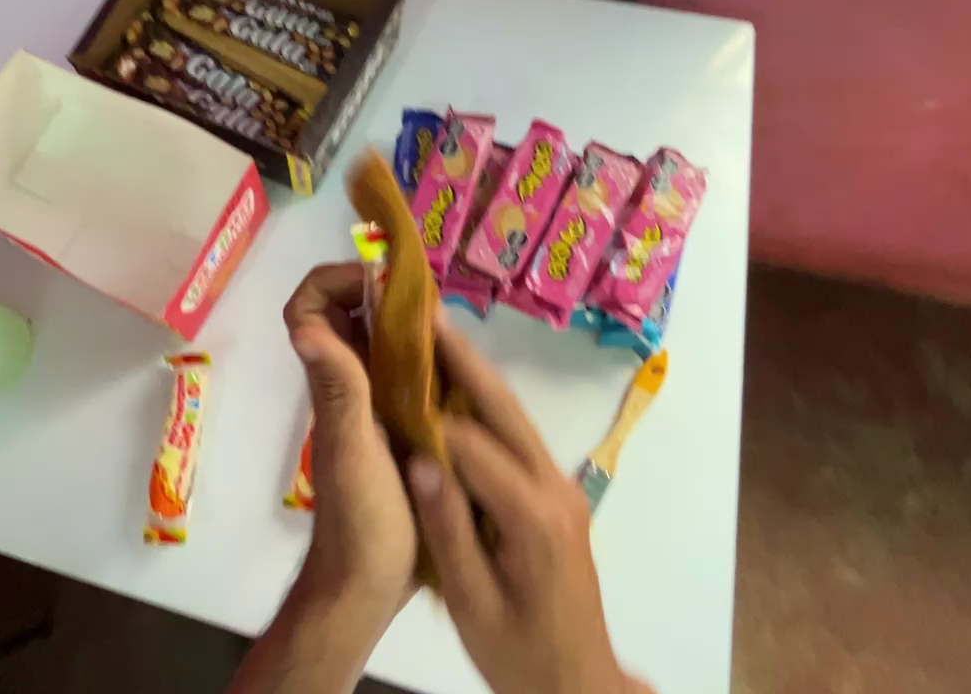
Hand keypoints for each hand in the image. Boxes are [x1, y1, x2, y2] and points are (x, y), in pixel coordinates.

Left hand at [281, 262, 416, 627]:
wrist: (370, 582)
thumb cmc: (361, 519)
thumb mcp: (352, 448)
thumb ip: (337, 388)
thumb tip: (301, 325)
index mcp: (329, 380)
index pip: (308, 306)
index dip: (335, 279)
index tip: (383, 278)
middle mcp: (343, 380)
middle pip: (344, 312)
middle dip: (377, 290)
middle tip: (426, 296)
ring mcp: (367, 400)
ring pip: (374, 337)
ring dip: (402, 318)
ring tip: (446, 320)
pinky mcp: (393, 421)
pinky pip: (401, 369)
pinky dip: (422, 353)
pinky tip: (458, 363)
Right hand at [407, 312, 647, 693]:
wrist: (579, 685)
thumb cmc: (518, 653)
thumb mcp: (473, 603)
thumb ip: (448, 528)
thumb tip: (419, 458)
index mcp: (533, 517)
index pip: (473, 446)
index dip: (429, 411)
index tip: (391, 374)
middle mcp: (555, 487)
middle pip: (504, 409)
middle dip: (464, 359)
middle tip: (427, 314)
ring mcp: (562, 486)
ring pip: (514, 415)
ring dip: (477, 373)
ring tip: (439, 334)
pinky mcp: (557, 492)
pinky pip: (518, 434)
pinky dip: (487, 403)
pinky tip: (460, 387)